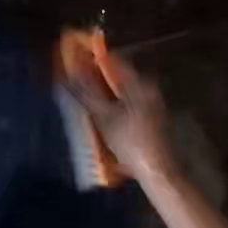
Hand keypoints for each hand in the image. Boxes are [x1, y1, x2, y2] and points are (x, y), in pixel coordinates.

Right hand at [65, 51, 181, 185]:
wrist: (157, 171)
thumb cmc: (130, 142)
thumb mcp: (103, 116)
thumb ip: (86, 92)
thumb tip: (70, 72)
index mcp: (139, 84)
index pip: (113, 60)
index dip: (93, 55)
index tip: (74, 55)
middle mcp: (148, 88)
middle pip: (118, 74)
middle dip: (96, 74)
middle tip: (75, 77)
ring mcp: (152, 102)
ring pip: (123, 88)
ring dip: (103, 89)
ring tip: (84, 94)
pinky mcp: (151, 115)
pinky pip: (128, 99)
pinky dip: (113, 100)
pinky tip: (101, 111)